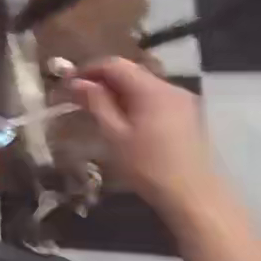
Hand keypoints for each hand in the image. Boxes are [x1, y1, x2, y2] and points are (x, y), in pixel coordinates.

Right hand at [67, 58, 221, 211]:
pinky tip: (121, 118)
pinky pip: (153, 97)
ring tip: (95, 108)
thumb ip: (96, 103)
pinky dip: (133, 100)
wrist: (193, 195)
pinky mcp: (187, 114)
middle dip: (101, 79)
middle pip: (130, 71)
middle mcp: (171, 88)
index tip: (66, 84)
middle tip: (77, 97)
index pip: (114, 65)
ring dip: (116, 91)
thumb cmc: (148, 165)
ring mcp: (182, 101)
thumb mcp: (114, 134)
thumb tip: (77, 82)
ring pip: (142, 84)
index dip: (87, 69)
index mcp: (152, 90)